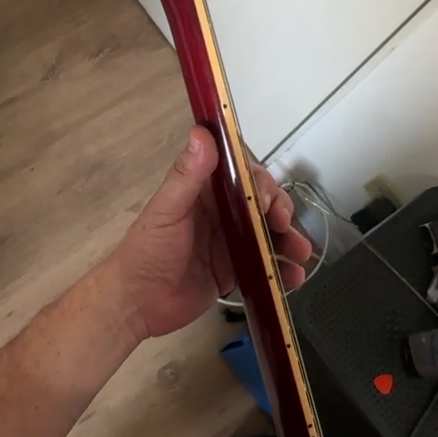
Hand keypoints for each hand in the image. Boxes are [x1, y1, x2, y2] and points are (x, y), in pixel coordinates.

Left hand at [104, 126, 311, 340]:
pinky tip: (293, 277)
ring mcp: (229, 243)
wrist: (137, 303)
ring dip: (290, 239)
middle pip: (263, 203)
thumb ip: (186, 175)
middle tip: (285, 225)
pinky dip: (283, 271)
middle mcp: (220, 213)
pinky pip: (266, 266)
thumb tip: (202, 132)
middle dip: (282, 210)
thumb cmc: (146, 251)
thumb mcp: (166, 210)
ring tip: (300, 253)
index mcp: (204, 192)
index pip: (241, 173)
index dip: (261, 180)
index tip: (268, 196)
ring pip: (270, 233)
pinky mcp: (235, 272)